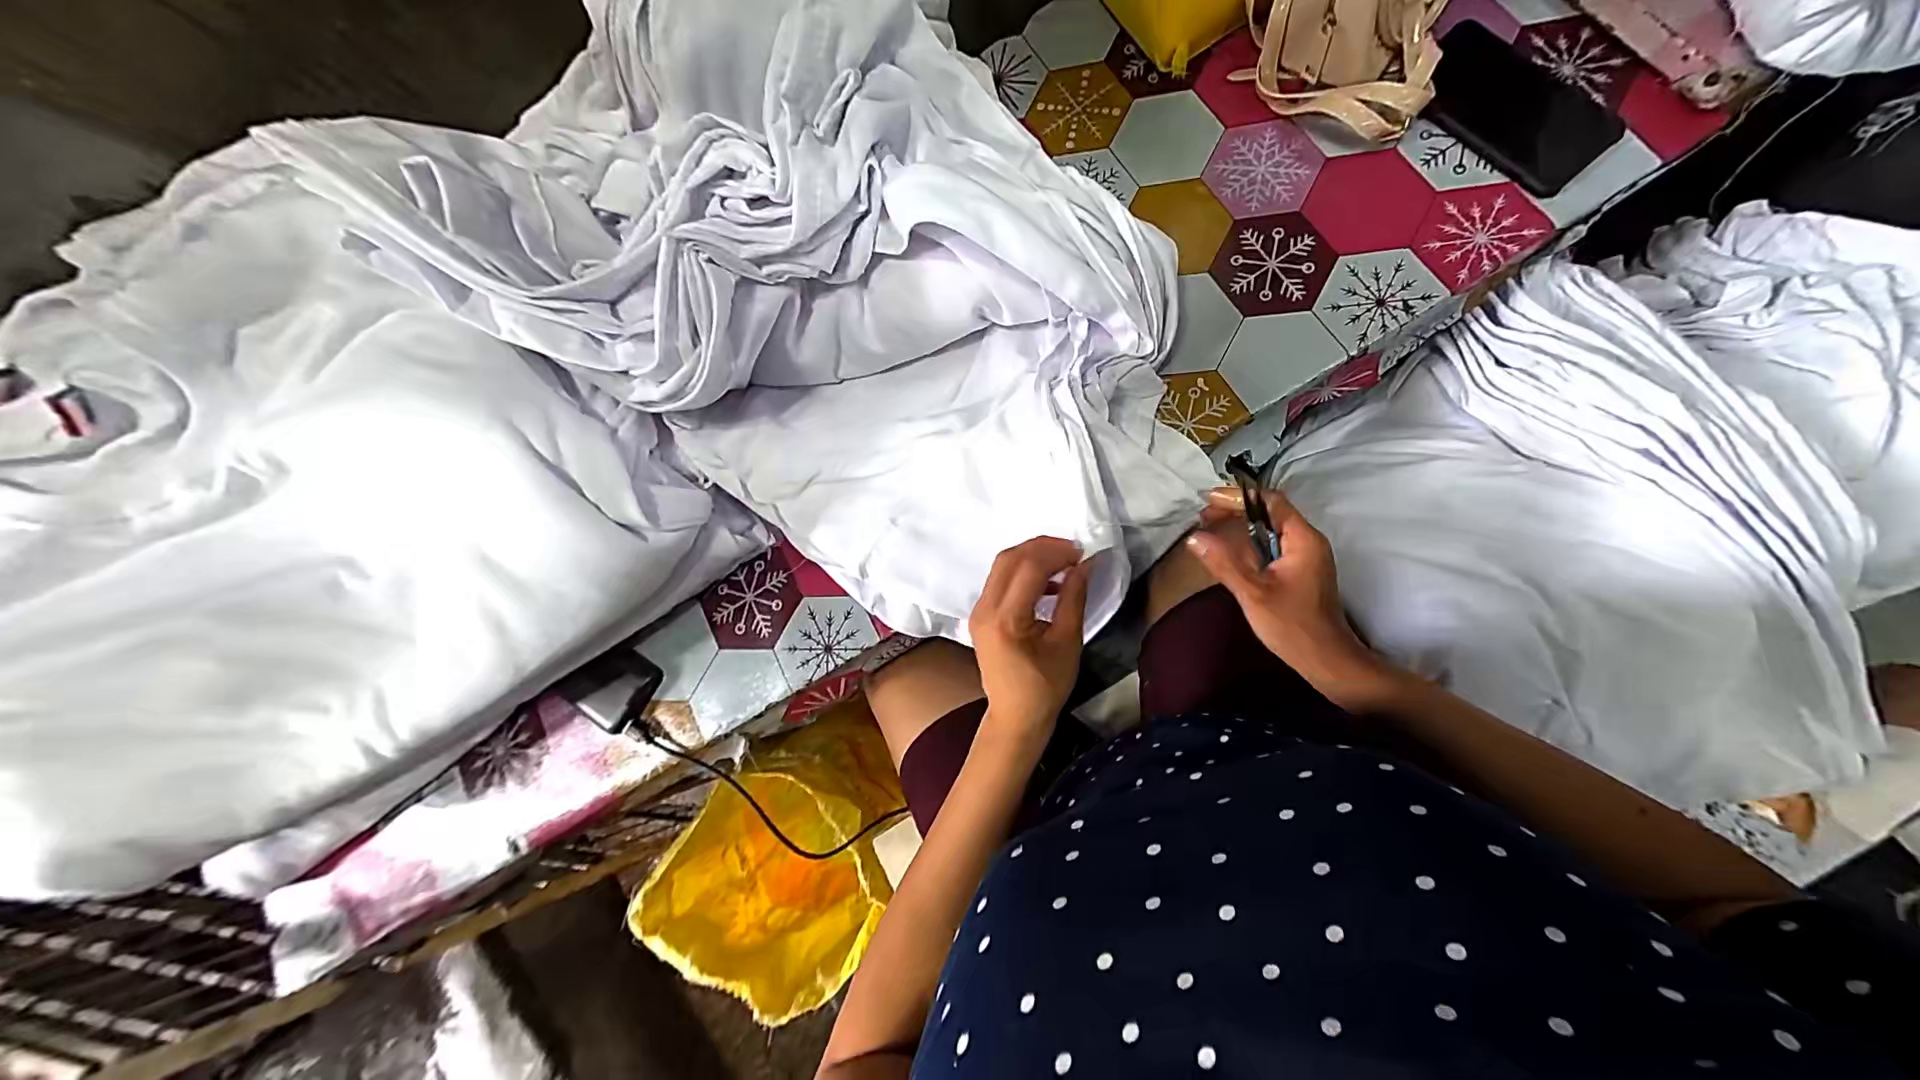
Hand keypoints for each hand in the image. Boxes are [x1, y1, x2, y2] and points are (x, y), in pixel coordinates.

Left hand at [968, 537, 1090, 735]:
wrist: (1016, 716)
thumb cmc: (1045, 686)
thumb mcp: (1067, 642)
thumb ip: (1073, 598)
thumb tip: (1085, 564)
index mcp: (1005, 620)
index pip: (1028, 568)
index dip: (1056, 553)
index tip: (1082, 554)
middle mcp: (984, 610)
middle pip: (1009, 559)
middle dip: (1042, 548)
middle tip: (1073, 552)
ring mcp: (978, 611)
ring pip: (1002, 566)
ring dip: (1032, 557)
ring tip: (1064, 563)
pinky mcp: (980, 614)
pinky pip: (999, 580)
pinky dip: (1023, 571)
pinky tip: (1048, 582)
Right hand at [1184, 486, 1394, 707]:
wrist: (1325, 660)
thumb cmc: (1292, 626)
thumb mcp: (1252, 593)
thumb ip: (1224, 562)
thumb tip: (1194, 537)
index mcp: (1303, 540)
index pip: (1270, 502)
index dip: (1238, 498)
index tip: (1208, 501)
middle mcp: (1308, 541)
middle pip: (1270, 513)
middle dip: (1235, 512)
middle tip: (1203, 517)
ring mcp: (1306, 556)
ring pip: (1270, 530)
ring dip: (1240, 528)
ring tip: (1209, 531)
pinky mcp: (1300, 571)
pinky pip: (1272, 546)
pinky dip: (1249, 544)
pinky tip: (1229, 553)